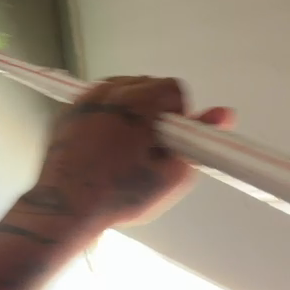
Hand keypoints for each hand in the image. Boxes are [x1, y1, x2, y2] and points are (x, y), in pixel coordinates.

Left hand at [6, 76, 228, 240]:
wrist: (67, 205)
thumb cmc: (122, 193)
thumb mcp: (173, 173)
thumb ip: (199, 139)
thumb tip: (224, 113)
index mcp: (136, 101)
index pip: (172, 89)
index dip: (179, 115)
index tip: (171, 139)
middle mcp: (106, 91)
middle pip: (145, 84)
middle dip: (154, 110)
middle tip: (150, 145)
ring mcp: (82, 98)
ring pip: (119, 90)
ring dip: (130, 109)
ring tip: (127, 145)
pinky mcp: (66, 111)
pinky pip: (95, 101)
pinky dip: (105, 114)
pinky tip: (104, 143)